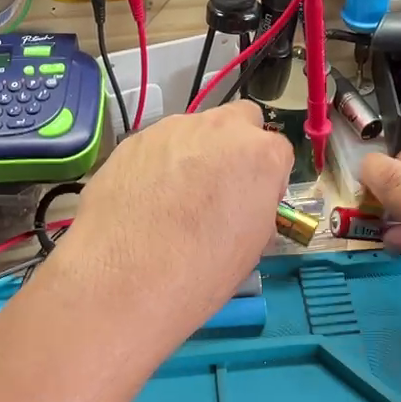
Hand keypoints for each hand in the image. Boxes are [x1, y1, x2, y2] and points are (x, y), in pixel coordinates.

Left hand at [37, 102, 293, 341]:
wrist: (123, 280)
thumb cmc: (200, 274)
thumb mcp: (252, 245)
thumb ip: (255, 205)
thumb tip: (242, 201)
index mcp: (261, 155)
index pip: (278, 151)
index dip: (265, 178)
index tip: (250, 203)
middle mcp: (220, 129)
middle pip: (239, 121)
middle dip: (235, 146)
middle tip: (217, 188)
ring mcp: (172, 128)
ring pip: (195, 130)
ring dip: (193, 153)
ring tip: (171, 199)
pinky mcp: (134, 139)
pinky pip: (158, 144)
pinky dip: (157, 163)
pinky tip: (143, 200)